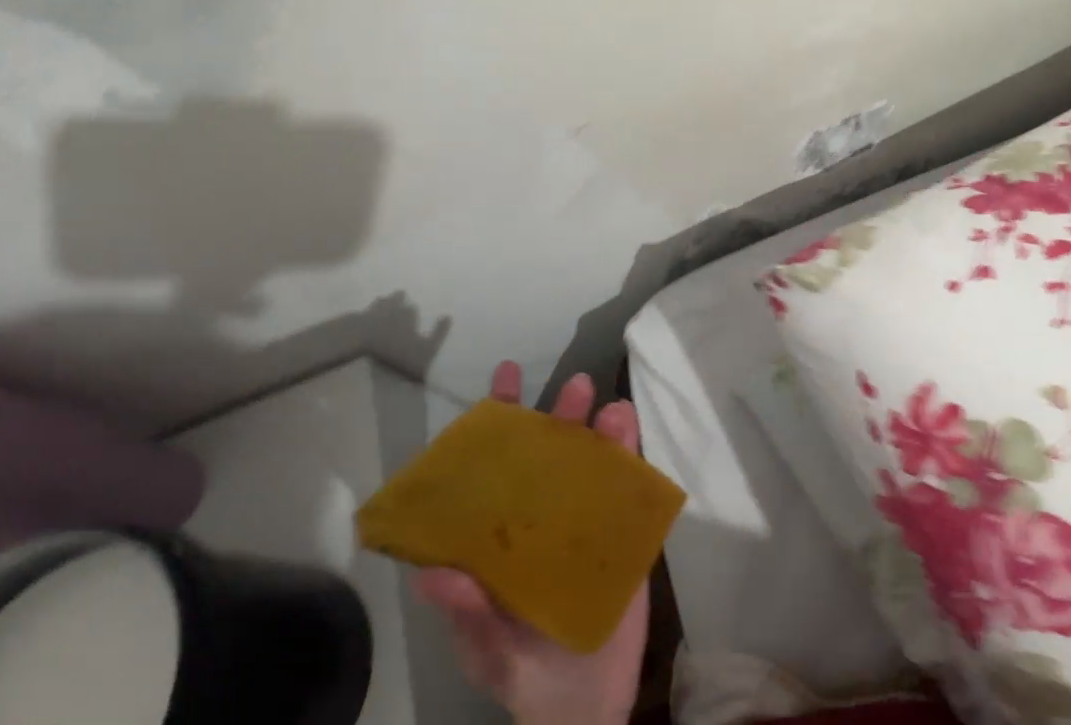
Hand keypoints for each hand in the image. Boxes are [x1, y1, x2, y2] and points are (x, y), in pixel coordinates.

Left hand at [413, 361, 648, 724]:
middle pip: (550, 457)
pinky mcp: (623, 541)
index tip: (505, 379)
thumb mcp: (487, 651)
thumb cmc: (524, 674)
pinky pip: (628, 496)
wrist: (585, 707)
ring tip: (611, 410)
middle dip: (559, 417)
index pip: (494, 471)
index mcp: (501, 537)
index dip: (497, 422)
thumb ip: (468, 617)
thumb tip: (436, 576)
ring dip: (601, 433)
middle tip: (574, 388)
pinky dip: (631, 464)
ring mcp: (585, 527)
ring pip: (593, 467)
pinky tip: (635, 440)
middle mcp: (541, 520)